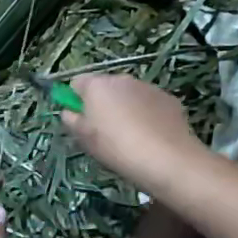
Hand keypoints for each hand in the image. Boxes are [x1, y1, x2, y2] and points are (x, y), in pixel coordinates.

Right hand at [60, 74, 205, 190]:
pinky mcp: (168, 98)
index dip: (75, 99)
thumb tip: (69, 111)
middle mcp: (122, 79)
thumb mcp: (84, 138)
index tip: (79, 119)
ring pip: (128, 94)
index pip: (76, 82)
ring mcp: (148, 87)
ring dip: (124, 107)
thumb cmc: (116, 147)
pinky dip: (145, 113)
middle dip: (101, 102)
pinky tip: (149, 135)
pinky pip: (148, 102)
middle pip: (104, 86)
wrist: (167, 158)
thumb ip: (71, 120)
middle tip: (103, 130)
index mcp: (97, 86)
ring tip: (129, 135)